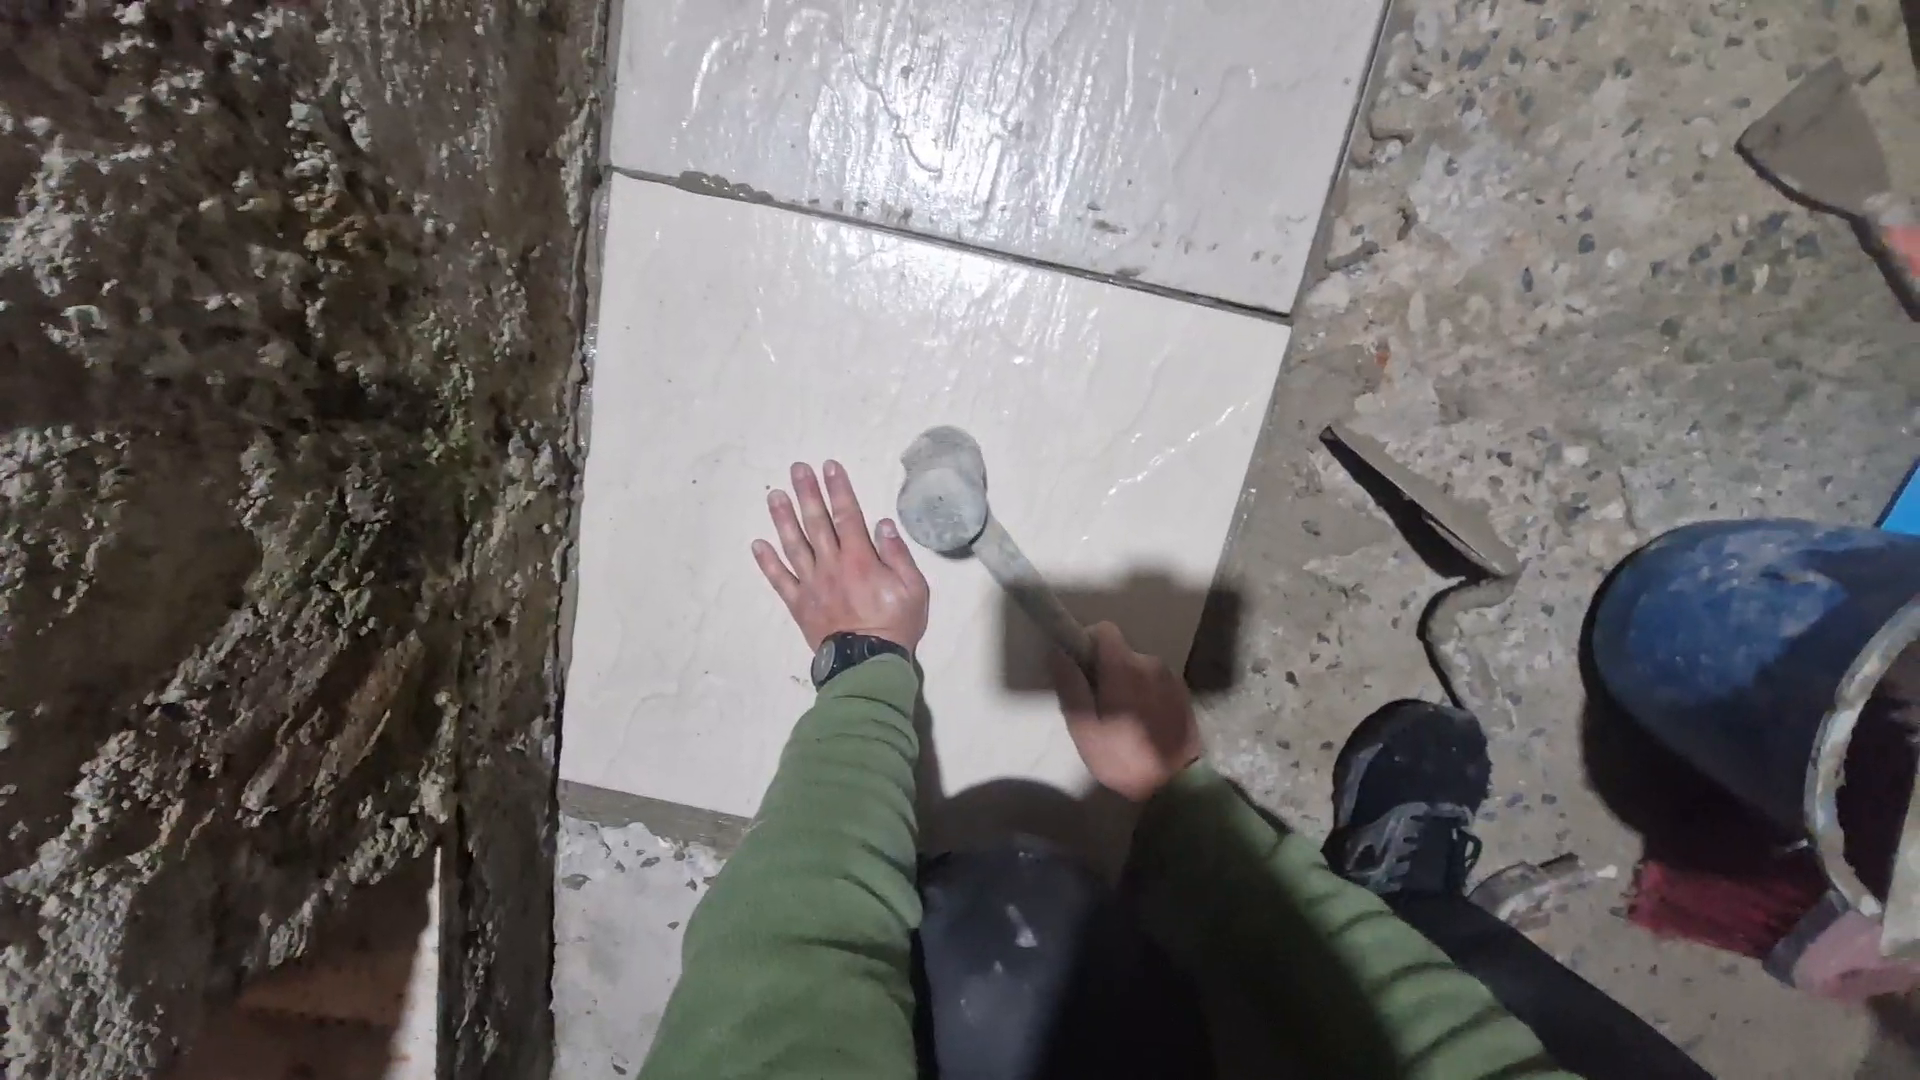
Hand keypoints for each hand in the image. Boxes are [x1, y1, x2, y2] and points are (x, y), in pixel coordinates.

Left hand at [752, 460, 929, 650]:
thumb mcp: (914, 589)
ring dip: (783, 519)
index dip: (838, 489)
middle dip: (807, 493)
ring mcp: (811, 584)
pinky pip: (779, 580)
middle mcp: (831, 565)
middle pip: (817, 522)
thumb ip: (898, 555)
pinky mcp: (798, 604)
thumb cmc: (896, 625)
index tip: (829, 467)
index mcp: (861, 559)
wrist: (868, 663)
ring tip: (774, 495)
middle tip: (797, 469)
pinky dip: (767, 562)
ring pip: (793, 545)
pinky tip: (757, 544)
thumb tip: (883, 524)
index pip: (848, 515)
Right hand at [1048, 622, 1201, 801]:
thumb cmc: (1123, 759)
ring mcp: (1171, 678)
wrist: (1176, 787)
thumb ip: (1071, 686)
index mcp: (1125, 668)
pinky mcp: (1183, 693)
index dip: (1087, 643)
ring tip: (1122, 718)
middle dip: (1105, 669)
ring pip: (1138, 666)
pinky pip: (1155, 681)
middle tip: (1098, 705)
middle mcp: (1151, 663)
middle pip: (1119, 651)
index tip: (1081, 669)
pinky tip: (1143, 722)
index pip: (1104, 630)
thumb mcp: (1084, 729)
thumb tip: (1058, 651)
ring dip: (1126, 682)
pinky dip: (1145, 692)